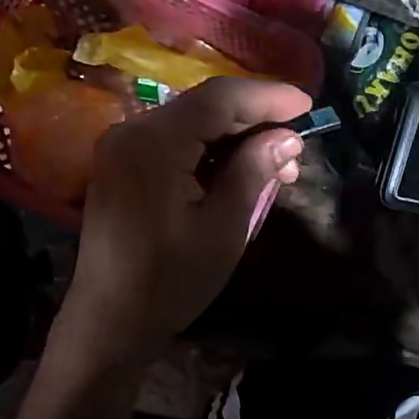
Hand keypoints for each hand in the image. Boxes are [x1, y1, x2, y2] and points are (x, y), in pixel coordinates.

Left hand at [62, 77, 309, 360]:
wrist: (111, 322)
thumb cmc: (171, 281)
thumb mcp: (224, 228)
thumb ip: (253, 172)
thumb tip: (287, 139)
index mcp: (154, 143)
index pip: (219, 99)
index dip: (268, 97)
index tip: (308, 105)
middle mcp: (131, 132)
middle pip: (203, 107)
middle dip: (255, 120)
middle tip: (297, 148)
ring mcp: (122, 149)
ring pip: (190, 125)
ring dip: (235, 138)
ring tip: (277, 166)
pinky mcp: (122, 168)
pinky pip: (174, 144)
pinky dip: (210, 152)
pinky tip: (239, 171)